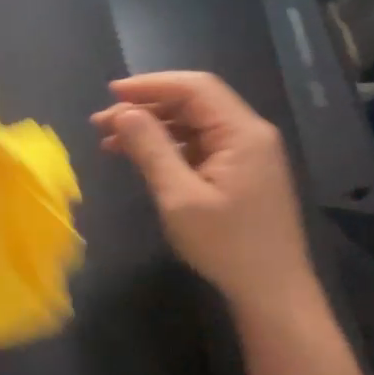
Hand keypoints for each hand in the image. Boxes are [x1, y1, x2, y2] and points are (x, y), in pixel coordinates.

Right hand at [93, 71, 320, 313]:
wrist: (271, 289)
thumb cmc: (225, 245)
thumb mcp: (180, 198)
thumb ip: (152, 150)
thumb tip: (124, 114)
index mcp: (241, 132)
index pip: (195, 88)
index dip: (150, 85)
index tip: (110, 93)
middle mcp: (250, 133)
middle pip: (196, 103)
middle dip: (148, 107)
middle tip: (102, 123)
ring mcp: (249, 154)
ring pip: (197, 126)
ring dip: (156, 128)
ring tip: (113, 142)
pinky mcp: (243, 174)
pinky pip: (202, 147)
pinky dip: (171, 148)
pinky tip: (143, 159)